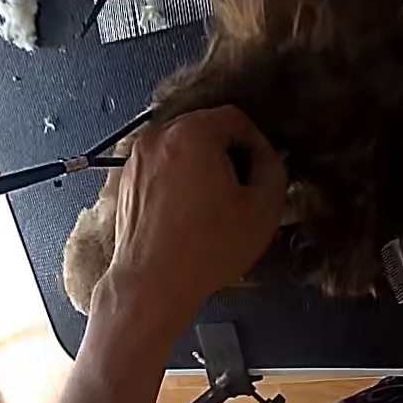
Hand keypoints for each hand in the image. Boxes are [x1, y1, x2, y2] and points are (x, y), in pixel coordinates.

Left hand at [100, 105, 286, 329]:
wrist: (154, 284)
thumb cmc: (206, 251)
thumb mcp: (262, 211)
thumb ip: (274, 172)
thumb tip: (270, 159)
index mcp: (194, 135)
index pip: (236, 117)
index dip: (258, 142)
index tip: (265, 167)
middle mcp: (160, 137)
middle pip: (206, 130)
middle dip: (230, 155)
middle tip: (245, 189)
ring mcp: (138, 159)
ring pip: (182, 151)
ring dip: (204, 170)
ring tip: (218, 207)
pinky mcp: (128, 183)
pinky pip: (163, 171)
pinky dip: (180, 184)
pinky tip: (193, 217)